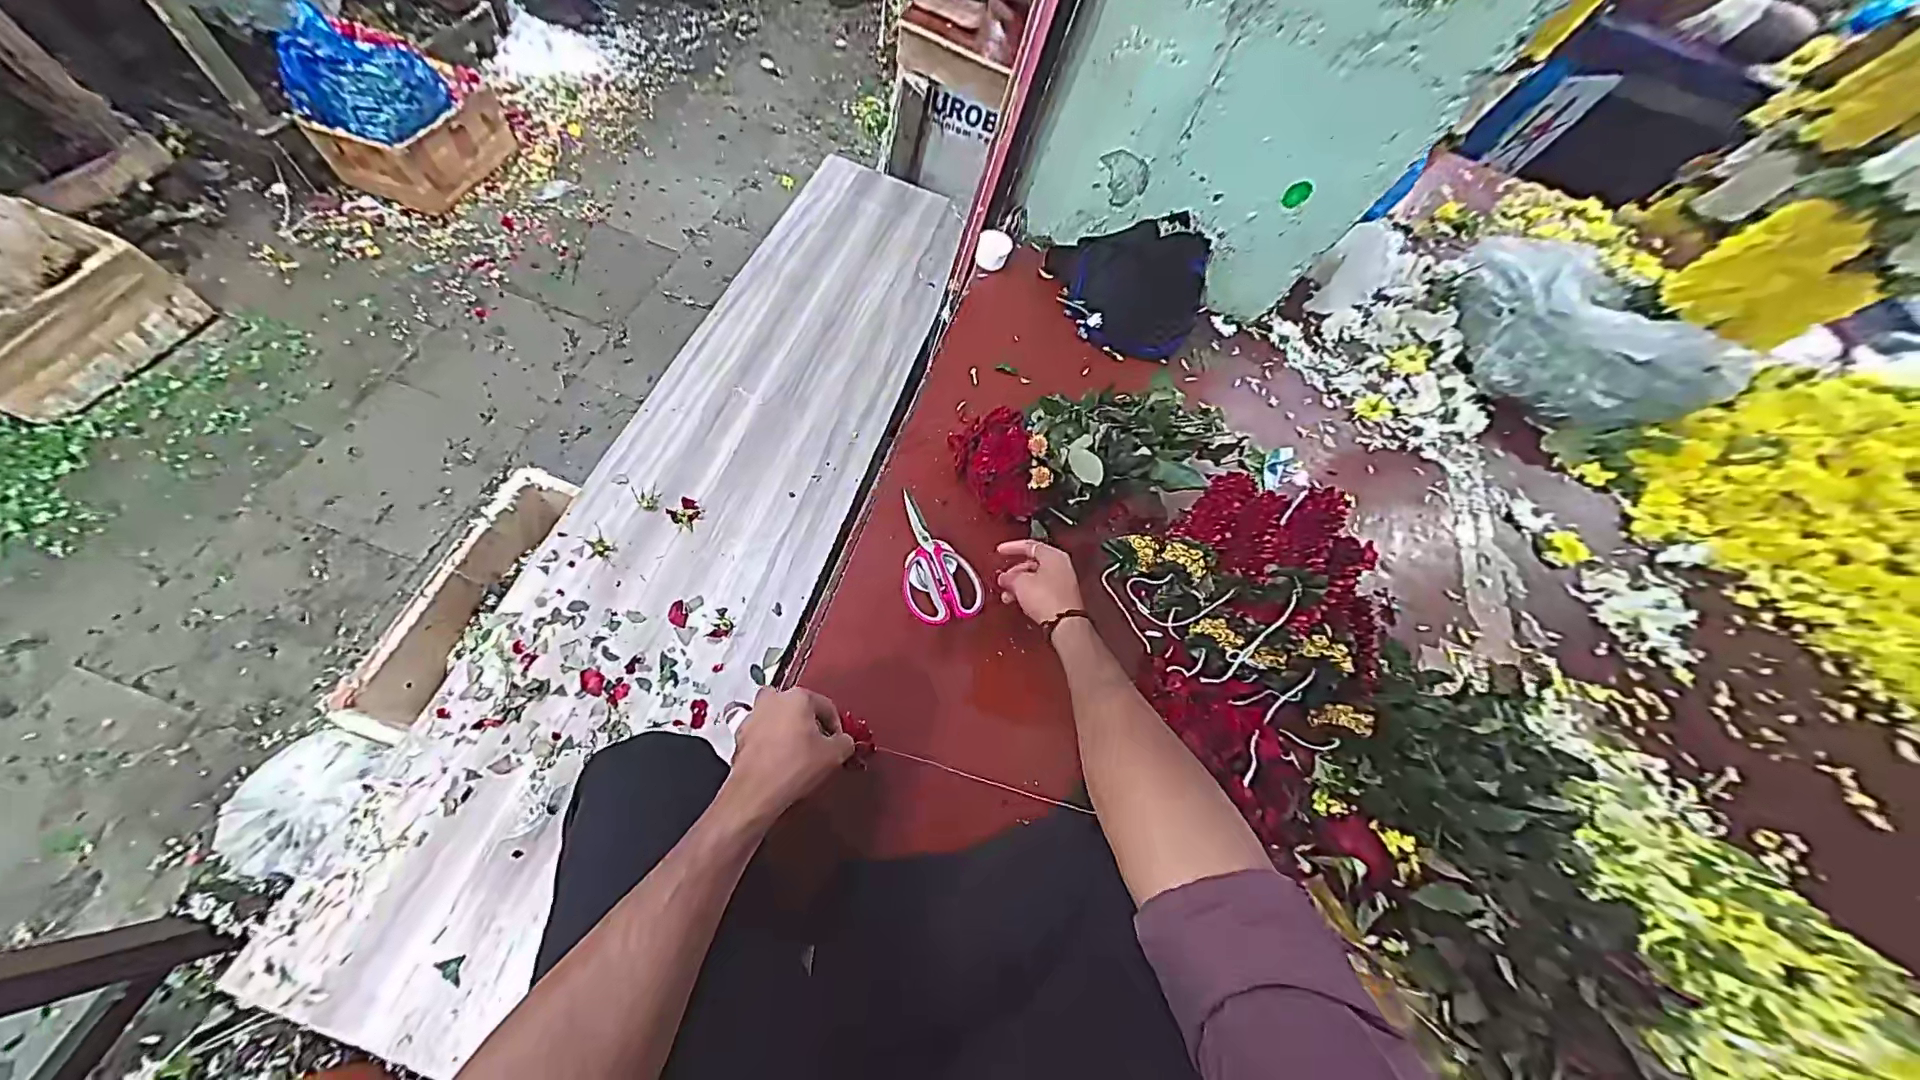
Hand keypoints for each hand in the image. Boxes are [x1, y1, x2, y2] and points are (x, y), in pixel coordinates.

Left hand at [721, 687, 854, 823]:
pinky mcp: (739, 734)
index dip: (836, 726)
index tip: (837, 741)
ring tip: (795, 750)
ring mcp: (753, 715)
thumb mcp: (834, 755)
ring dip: (785, 727)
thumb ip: (845, 742)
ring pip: (776, 715)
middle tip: (817, 743)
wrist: (756, 792)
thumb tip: (843, 742)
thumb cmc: (795, 767)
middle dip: (808, 722)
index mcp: (799, 696)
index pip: (826, 706)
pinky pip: (760, 732)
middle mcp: (774, 699)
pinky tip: (776, 758)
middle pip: (798, 706)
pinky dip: (768, 740)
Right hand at [995, 539, 1084, 626]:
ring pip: (1036, 578)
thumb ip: (1009, 577)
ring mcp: (1063, 582)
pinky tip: (1019, 601)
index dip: (1012, 547)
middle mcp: (1061, 566)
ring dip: (1019, 585)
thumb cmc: (1047, 598)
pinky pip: (1041, 590)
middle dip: (1014, 571)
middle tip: (1003, 578)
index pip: (1030, 546)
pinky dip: (1028, 593)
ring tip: (1008, 594)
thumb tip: (1005, 578)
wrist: (1063, 623)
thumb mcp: (1020, 582)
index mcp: (1054, 555)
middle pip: (1033, 563)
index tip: (1001, 550)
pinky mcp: (1062, 598)